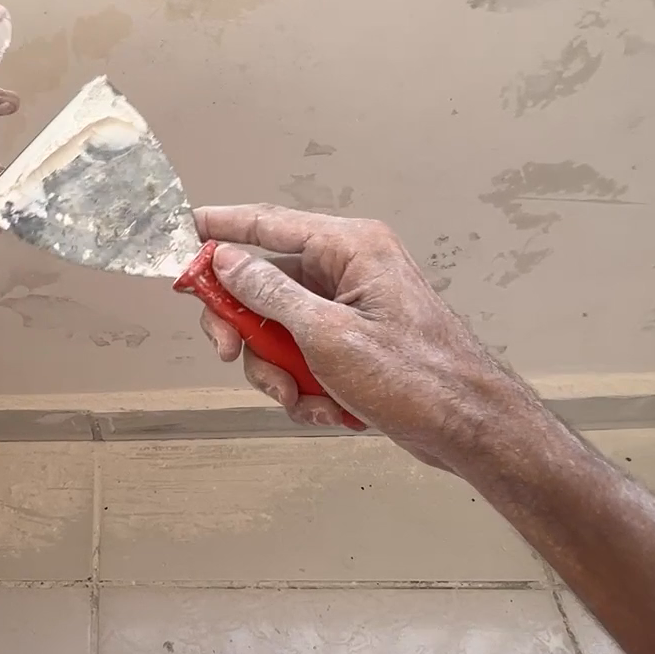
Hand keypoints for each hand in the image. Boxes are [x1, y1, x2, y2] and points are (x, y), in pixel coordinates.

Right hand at [192, 204, 542, 469]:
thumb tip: (226, 259)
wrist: (473, 431)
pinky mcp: (348, 339)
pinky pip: (299, 351)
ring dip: (274, 366)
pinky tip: (322, 405)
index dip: (219, 226)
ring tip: (296, 396)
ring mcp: (346, 305)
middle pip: (262, 281)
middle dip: (244, 324)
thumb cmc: (418, 378)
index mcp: (348, 248)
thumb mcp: (327, 334)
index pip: (266, 222)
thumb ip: (268, 292)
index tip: (181, 231)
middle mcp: (345, 268)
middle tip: (230, 351)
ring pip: (275, 324)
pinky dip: (299, 381)